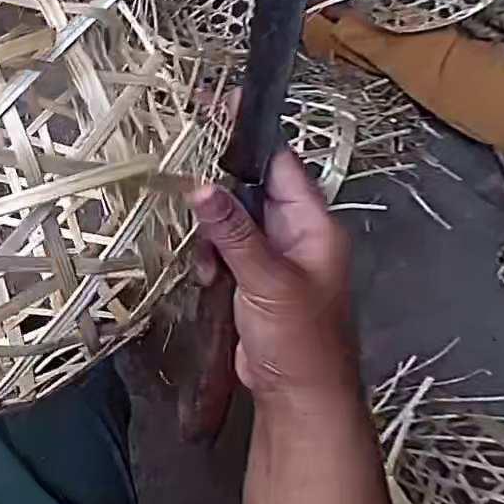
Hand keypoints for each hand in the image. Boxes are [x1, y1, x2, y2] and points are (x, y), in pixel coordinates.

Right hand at [181, 152, 353, 434]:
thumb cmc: (300, 339)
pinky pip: (221, 250)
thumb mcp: (267, 280)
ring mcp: (269, 256)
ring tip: (210, 266)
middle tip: (190, 199)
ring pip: (228, 223)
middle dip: (219, 199)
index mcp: (313, 225)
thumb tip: (200, 187)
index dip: (250, 138)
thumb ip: (234, 232)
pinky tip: (208, 280)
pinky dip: (209, 259)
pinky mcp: (248, 277)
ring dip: (211, 238)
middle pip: (248, 192)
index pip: (280, 166)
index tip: (217, 107)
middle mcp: (292, 233)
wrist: (297, 396)